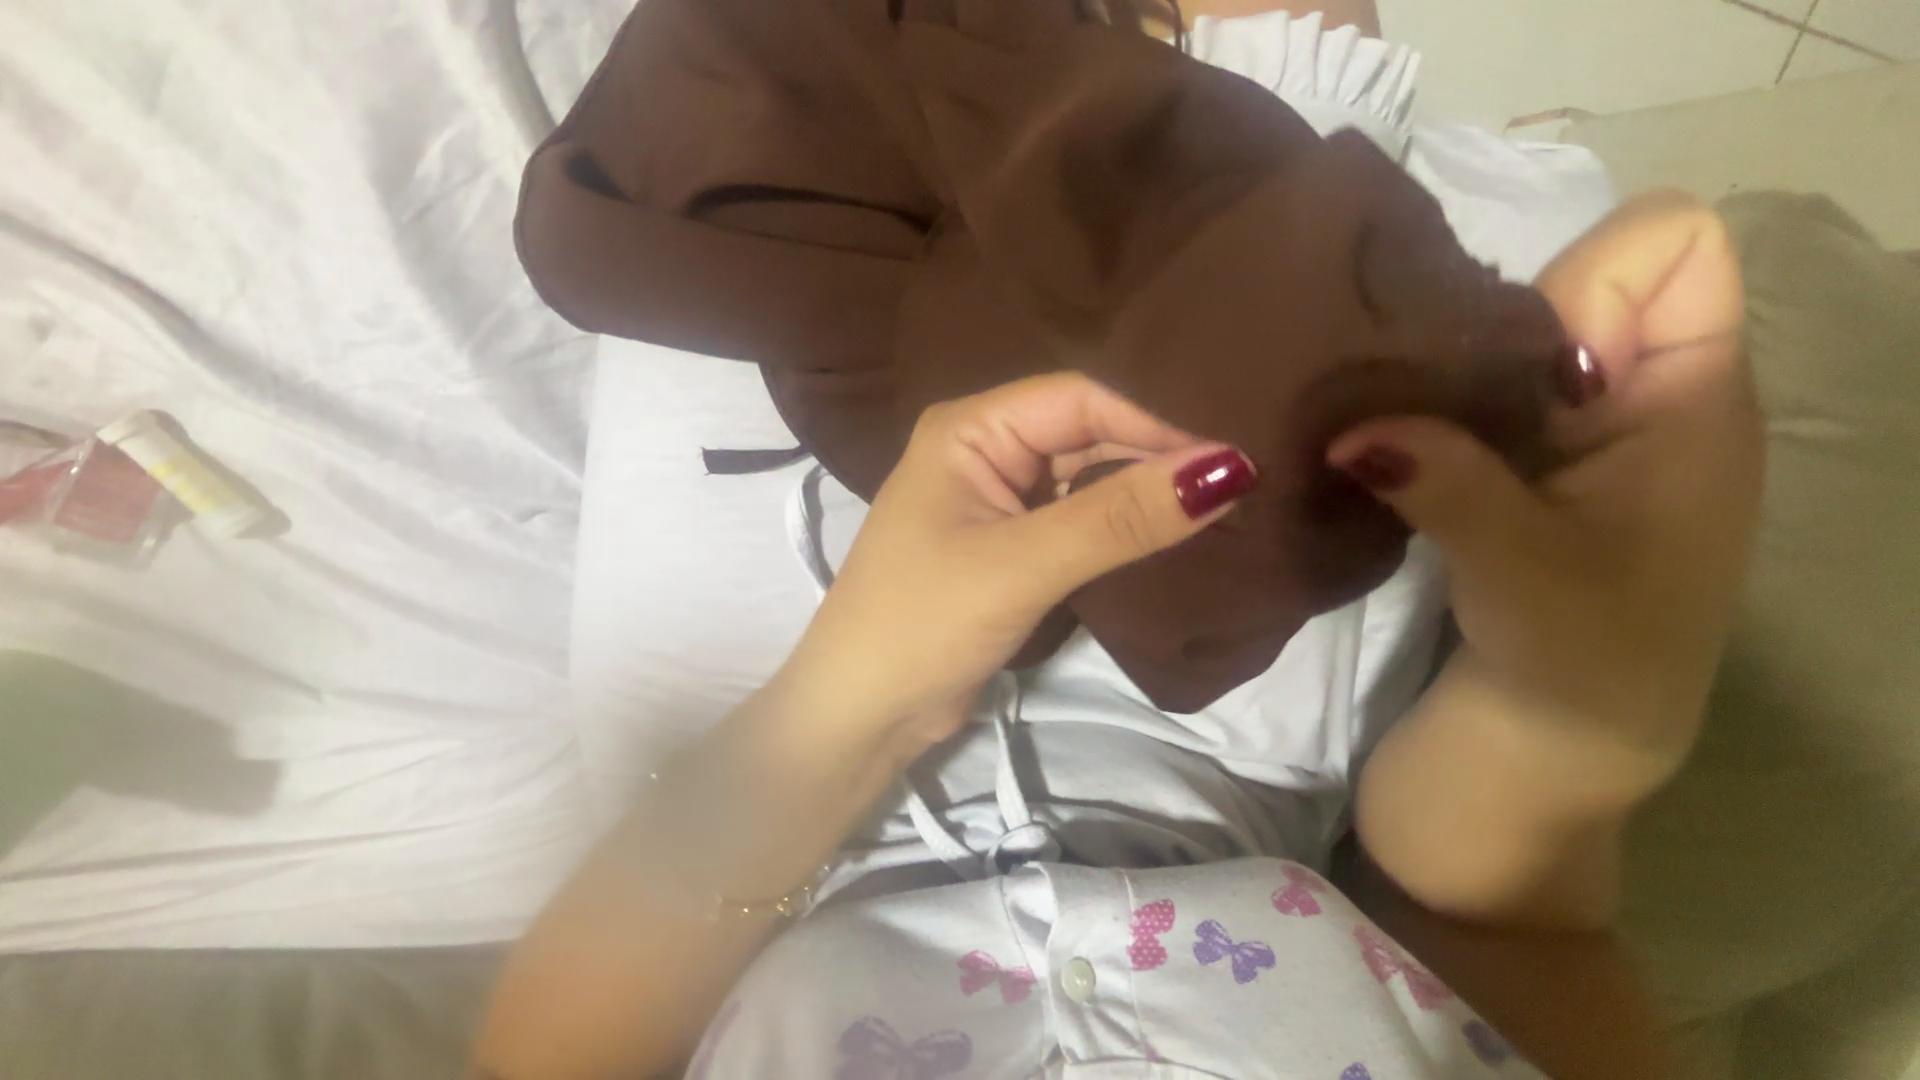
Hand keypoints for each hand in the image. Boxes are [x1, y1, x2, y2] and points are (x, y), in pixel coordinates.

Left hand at [781, 372, 1256, 753]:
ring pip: (1083, 480)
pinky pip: (1073, 520)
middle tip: (1239, 484)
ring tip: (1221, 507)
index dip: (1155, 422)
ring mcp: (992, 502)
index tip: (1232, 459)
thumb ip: (1120, 517)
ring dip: (1140, 494)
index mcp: (969, 429)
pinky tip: (1165, 535)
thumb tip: (1230, 467)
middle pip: (1085, 434)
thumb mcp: (1023, 566)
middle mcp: (981, 451)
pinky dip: (1116, 528)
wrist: (862, 713)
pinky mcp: (1004, 548)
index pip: (1079, 399)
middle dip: (1153, 457)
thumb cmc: (924, 623)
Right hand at [1331, 191, 1764, 797]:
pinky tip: (1362, 448)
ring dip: (1428, 371)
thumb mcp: (1526, 577)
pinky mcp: (1495, 492)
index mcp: (1688, 407)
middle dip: (1480, 311)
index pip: (1669, 249)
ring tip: (1359, 409)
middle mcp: (1628, 411)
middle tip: (1390, 377)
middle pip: (1566, 288)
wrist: (1533, 782)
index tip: (1491, 357)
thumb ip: (1450, 483)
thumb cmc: (1572, 680)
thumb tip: (1345, 426)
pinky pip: (1455, 411)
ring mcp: (1554, 454)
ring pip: (1498, 352)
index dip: (1582, 274)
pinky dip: (1410, 415)